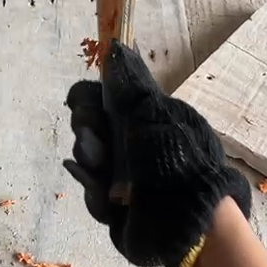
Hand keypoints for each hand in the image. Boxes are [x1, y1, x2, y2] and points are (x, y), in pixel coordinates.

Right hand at [64, 42, 251, 266]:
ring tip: (104, 172)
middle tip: (96, 142)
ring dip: (91, 161)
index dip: (86, 100)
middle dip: (87, 131)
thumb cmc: (172, 159)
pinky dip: (94, 190)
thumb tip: (116, 46)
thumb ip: (127, 84)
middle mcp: (130, 143)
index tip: (81, 104)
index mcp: (143, 117)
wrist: (185, 220)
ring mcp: (120, 174)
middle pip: (87, 127)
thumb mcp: (151, 113)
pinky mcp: (112, 206)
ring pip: (86, 160)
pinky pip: (90, 191)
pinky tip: (103, 193)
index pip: (100, 99)